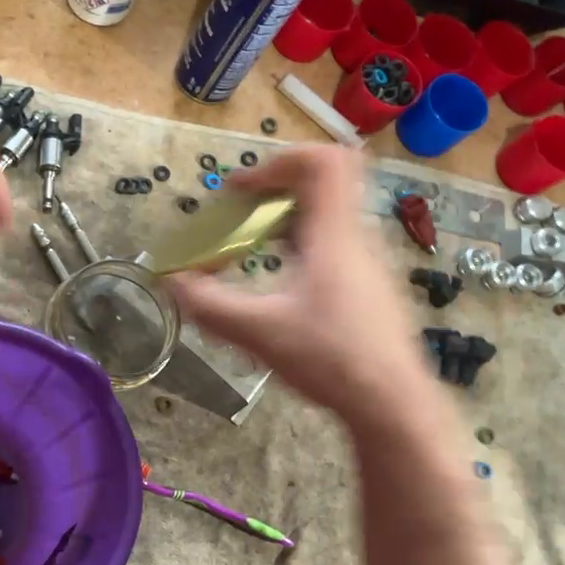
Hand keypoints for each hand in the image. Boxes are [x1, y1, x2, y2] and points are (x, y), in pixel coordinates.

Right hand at [168, 146, 431, 422]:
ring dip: (285, 223)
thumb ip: (209, 306)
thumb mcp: (259, 332)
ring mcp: (368, 264)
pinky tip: (280, 289)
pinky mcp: (369, 289)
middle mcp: (356, 238)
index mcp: (333, 235)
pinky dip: (300, 249)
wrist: (392, 401)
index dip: (276, 163)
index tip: (239, 190)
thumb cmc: (330, 358)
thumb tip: (172, 283)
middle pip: (323, 185)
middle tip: (238, 218)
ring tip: (251, 253)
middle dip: (274, 193)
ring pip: (328, 218)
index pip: (320, 162)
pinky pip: (333, 247)